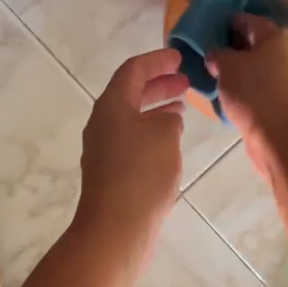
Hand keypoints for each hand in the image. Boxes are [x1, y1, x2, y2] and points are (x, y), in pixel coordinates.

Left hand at [75, 48, 190, 252]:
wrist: (115, 229)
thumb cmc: (141, 174)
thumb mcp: (166, 136)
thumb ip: (170, 119)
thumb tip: (166, 120)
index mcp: (112, 105)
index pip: (133, 70)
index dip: (157, 60)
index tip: (179, 57)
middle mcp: (103, 121)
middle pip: (131, 91)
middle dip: (158, 84)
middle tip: (184, 80)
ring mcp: (104, 148)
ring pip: (132, 116)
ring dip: (156, 108)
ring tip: (182, 107)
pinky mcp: (110, 171)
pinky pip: (132, 138)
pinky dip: (152, 131)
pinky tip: (171, 142)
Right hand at [209, 15, 287, 147]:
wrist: (283, 138)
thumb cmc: (254, 93)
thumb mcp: (226, 66)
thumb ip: (217, 54)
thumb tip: (216, 55)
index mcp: (276, 38)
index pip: (249, 20)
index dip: (229, 22)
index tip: (213, 28)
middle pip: (258, 44)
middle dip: (235, 48)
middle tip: (213, 53)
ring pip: (262, 67)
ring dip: (243, 70)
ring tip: (220, 76)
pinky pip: (265, 87)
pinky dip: (250, 87)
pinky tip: (234, 96)